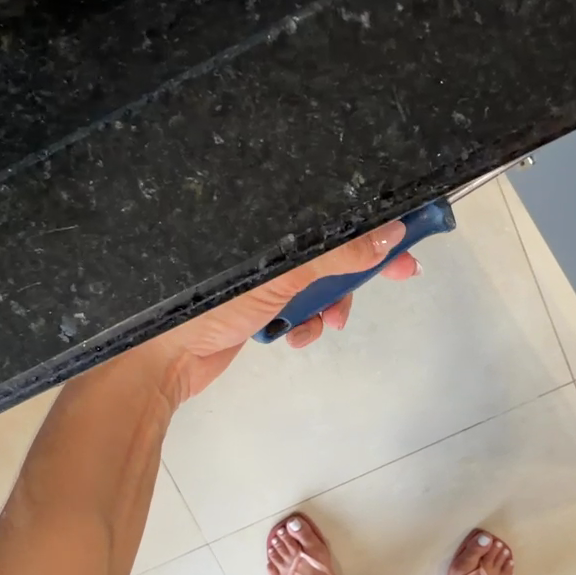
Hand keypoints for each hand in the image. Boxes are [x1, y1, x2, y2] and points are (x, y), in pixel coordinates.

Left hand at [141, 220, 419, 402]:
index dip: (372, 222)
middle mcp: (268, 246)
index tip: (409, 231)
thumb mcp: (281, 277)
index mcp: (268, 223)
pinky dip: (304, 325)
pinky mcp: (259, 308)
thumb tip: (389, 234)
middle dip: (361, 266)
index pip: (331, 215)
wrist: (166, 359)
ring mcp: (263, 278)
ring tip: (325, 323)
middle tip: (402, 274)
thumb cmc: (211, 306)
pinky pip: (299, 311)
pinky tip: (293, 337)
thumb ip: (334, 256)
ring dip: (330, 305)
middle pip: (331, 248)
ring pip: (319, 285)